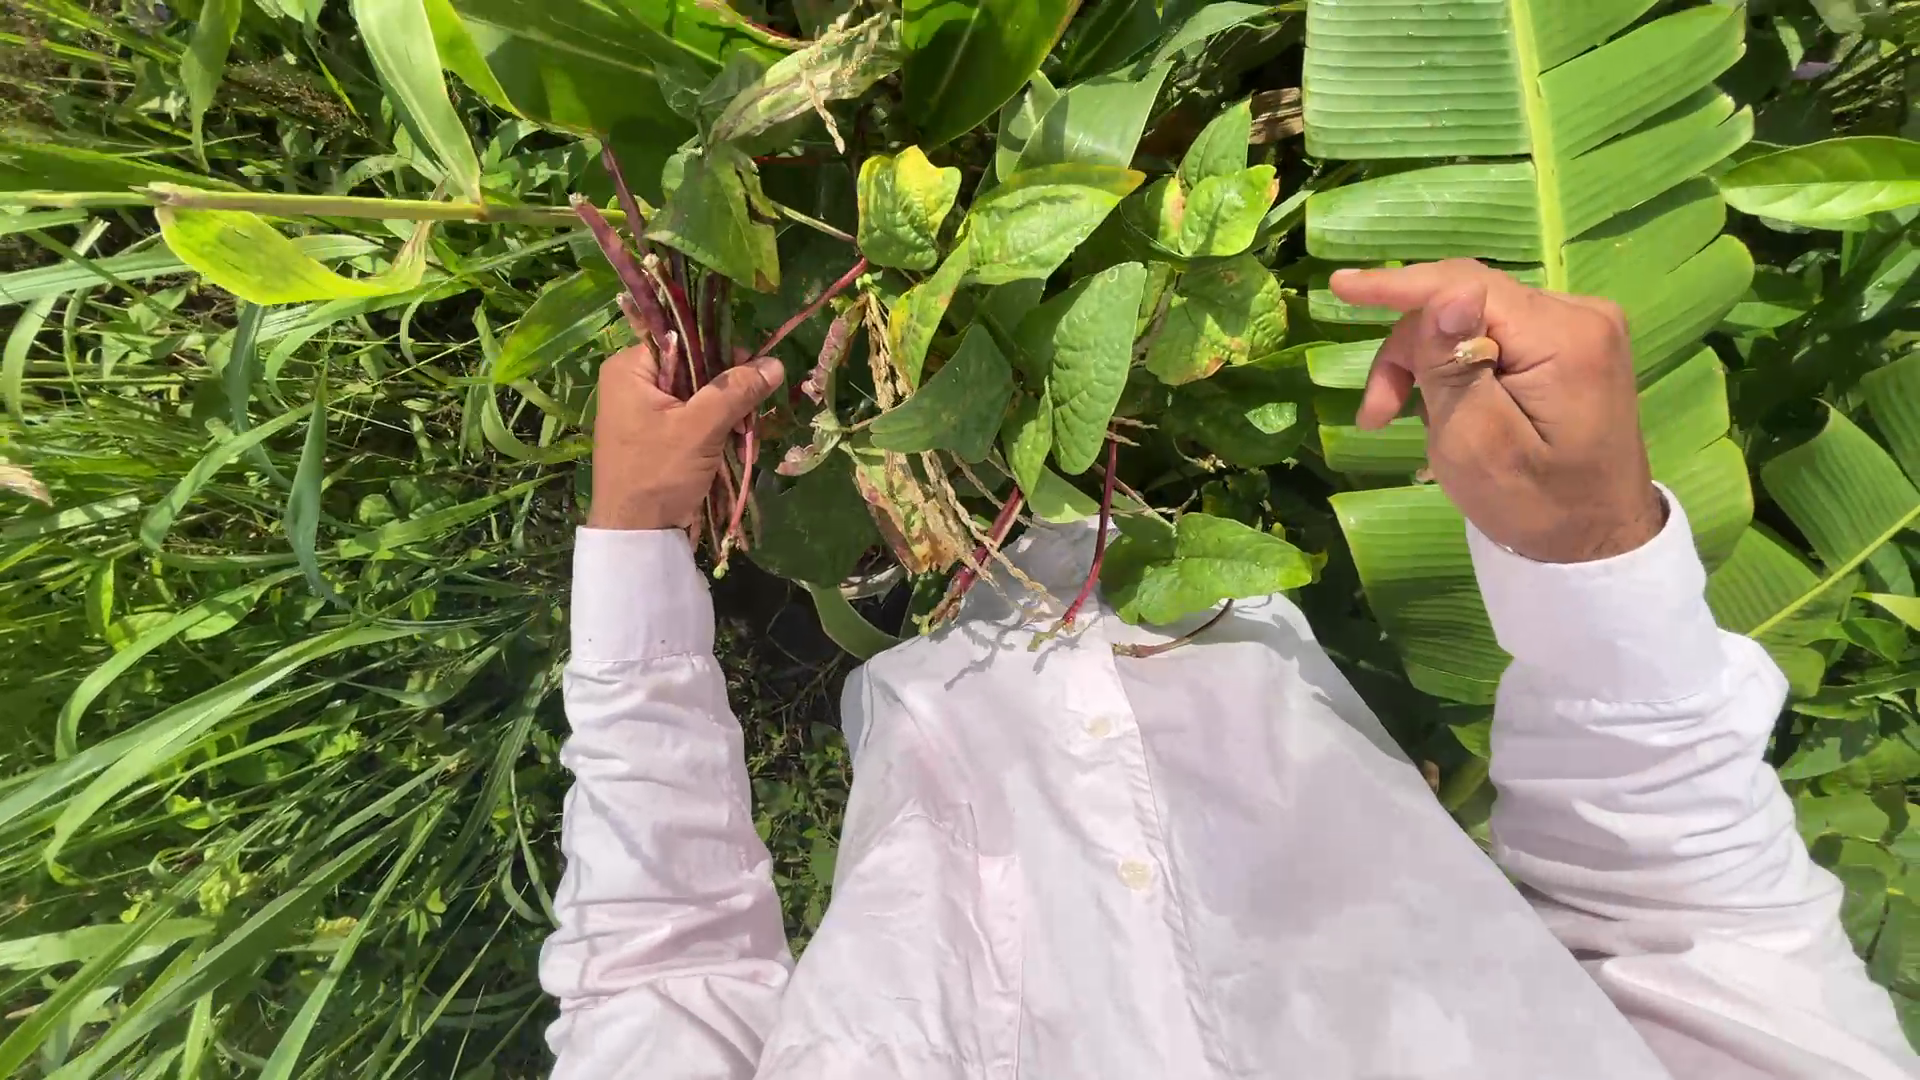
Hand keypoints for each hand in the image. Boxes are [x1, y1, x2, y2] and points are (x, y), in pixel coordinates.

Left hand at [586, 343, 785, 530]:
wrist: (638, 533)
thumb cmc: (659, 473)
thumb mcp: (701, 429)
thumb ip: (737, 391)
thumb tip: (776, 363)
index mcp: (632, 368)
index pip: (684, 339)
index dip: (722, 350)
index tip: (753, 371)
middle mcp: (636, 382)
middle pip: (697, 368)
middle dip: (731, 392)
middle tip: (751, 416)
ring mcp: (648, 410)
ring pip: (703, 396)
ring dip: (730, 416)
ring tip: (746, 440)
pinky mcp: (661, 435)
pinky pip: (698, 419)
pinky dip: (720, 431)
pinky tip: (737, 449)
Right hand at [1329, 258, 1664, 563]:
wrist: (1593, 541)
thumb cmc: (1530, 501)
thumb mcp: (1475, 440)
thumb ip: (1455, 365)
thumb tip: (1447, 294)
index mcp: (1562, 336)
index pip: (1465, 286)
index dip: (1396, 285)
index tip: (1338, 286)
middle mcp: (1576, 315)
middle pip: (1461, 304)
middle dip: (1405, 353)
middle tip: (1373, 414)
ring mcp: (1575, 330)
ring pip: (1467, 321)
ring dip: (1419, 366)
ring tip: (1395, 419)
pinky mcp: (1566, 349)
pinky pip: (1487, 337)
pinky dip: (1447, 370)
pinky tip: (1440, 409)